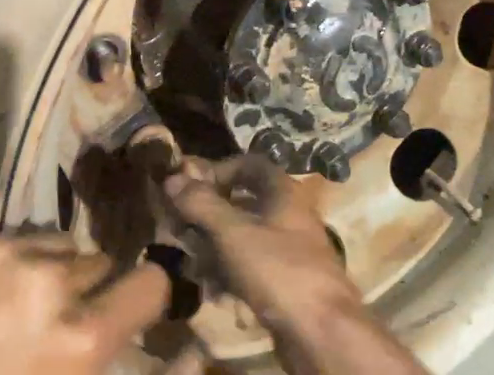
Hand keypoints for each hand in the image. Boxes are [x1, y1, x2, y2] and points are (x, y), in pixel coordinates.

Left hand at [0, 225, 168, 374]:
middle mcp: (51, 282)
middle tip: (44, 325)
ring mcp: (2, 250)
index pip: (151, 285)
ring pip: (50, 244)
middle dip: (80, 290)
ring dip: (38, 270)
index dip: (141, 298)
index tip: (125, 310)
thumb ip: (82, 368)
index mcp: (78, 341)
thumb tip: (101, 345)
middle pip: (96, 263)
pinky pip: (1, 236)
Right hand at [164, 158, 426, 374]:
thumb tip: (172, 177)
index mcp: (283, 191)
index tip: (189, 188)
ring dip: (216, 247)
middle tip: (182, 228)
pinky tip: (214, 289)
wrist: (321, 331)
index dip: (218, 170)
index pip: (249, 163)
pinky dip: (231, 272)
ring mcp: (290, 248)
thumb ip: (202, 204)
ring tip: (193, 263)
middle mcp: (289, 213)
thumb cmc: (278, 269)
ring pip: (245, 236)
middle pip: (244, 201)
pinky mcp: (286, 280)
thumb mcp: (234, 233)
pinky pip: (252, 265)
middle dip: (210, 214)